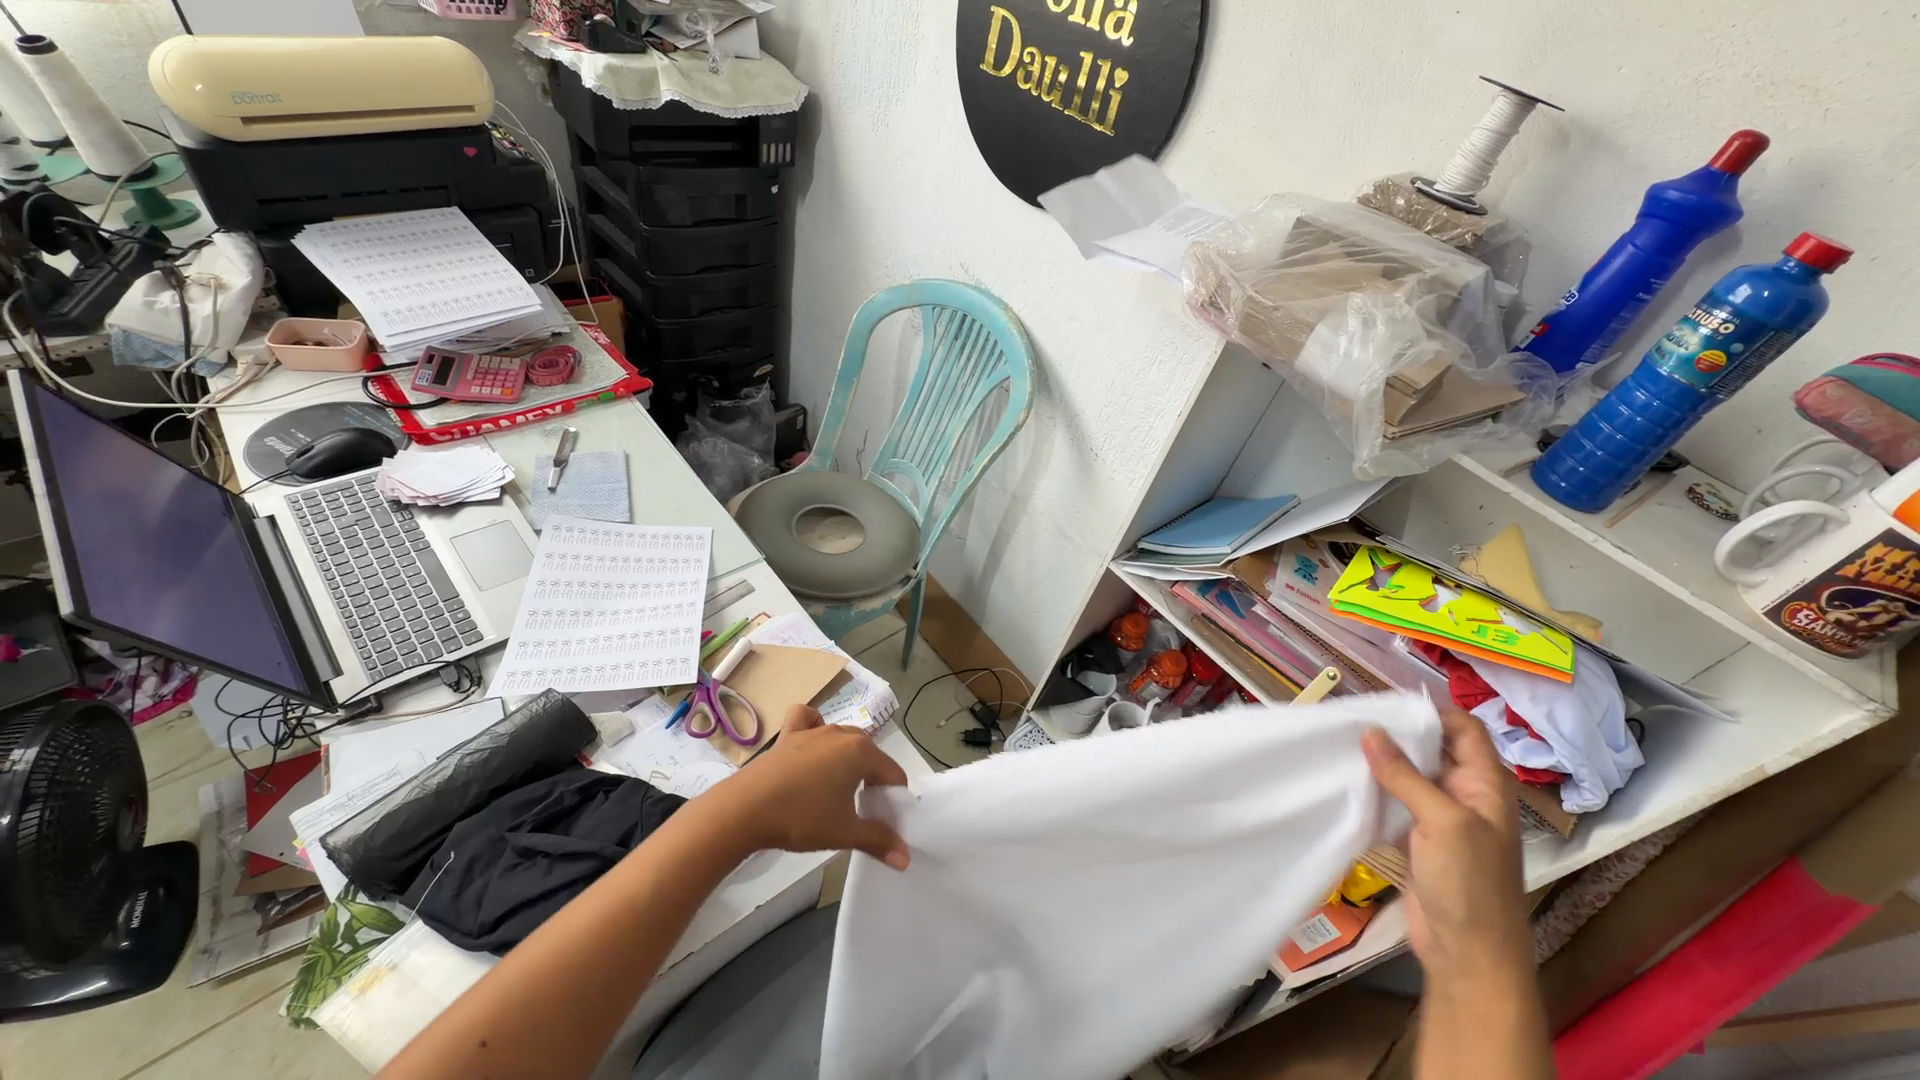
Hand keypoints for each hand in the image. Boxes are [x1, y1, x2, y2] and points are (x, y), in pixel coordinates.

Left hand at [706, 705, 911, 870]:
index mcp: (862, 752)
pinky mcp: (787, 735)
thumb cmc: (802, 818)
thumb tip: (906, 859)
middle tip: (862, 811)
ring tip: (838, 790)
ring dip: (847, 760)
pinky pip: (807, 719)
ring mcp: (812, 731)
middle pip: (870, 755)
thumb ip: (879, 841)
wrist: (745, 810)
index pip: (893, 774)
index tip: (885, 823)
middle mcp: (841, 734)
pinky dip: (813, 726)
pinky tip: (812, 744)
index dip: (894, 800)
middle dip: (872, 781)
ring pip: (842, 739)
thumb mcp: (845, 833)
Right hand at [1362, 707, 1530, 994]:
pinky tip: (1348, 781)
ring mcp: (1442, 819)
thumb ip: (1406, 776)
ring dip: (1383, 762)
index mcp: (1486, 785)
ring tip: (1343, 744)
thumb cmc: (1469, 883)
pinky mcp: (1419, 840)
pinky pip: (1396, 803)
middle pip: (1434, 749)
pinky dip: (1376, 790)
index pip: (1464, 730)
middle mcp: (1466, 795)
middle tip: (1354, 720)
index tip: (1386, 706)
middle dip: (1399, 734)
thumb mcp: (1442, 821)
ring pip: (1411, 776)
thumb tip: (1371, 731)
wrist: (1468, 953)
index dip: (1432, 713)